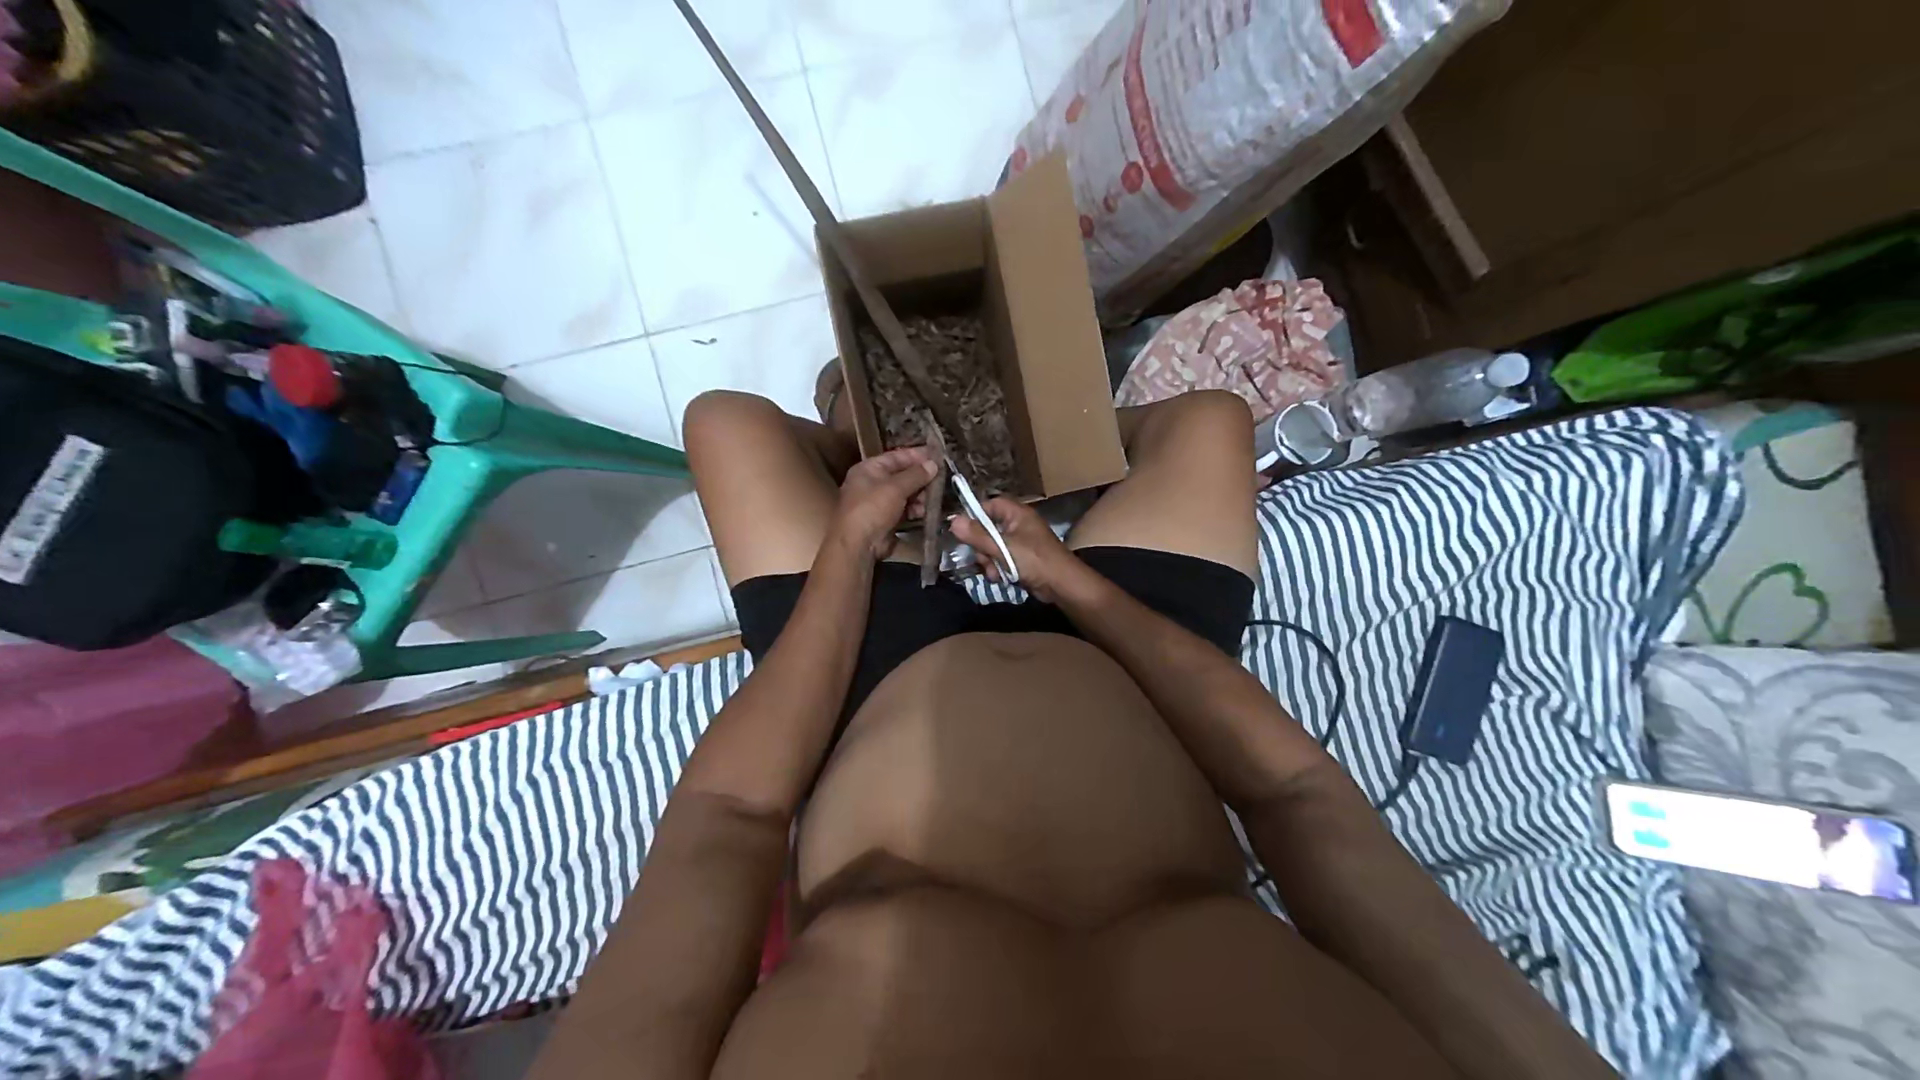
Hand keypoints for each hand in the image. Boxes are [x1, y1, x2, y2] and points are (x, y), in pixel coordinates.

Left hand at [830, 446, 938, 560]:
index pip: (896, 456)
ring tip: (934, 497)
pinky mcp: (886, 520)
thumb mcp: (895, 487)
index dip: (916, 455)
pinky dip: (915, 509)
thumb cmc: (873, 508)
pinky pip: (905, 510)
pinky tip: (926, 511)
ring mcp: (879, 503)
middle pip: (902, 475)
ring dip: (921, 495)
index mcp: (869, 469)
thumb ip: (916, 474)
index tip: (937, 455)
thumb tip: (933, 464)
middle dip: (921, 478)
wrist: (858, 544)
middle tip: (941, 478)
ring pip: (905, 494)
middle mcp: (873, 483)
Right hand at [949, 496, 1083, 602]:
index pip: (990, 504)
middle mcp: (1018, 524)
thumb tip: (953, 521)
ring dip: (989, 561)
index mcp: (1017, 514)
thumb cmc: (1035, 560)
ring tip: (994, 572)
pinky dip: (998, 569)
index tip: (962, 529)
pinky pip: (1001, 559)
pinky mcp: (1021, 559)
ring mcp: (1020, 542)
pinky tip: (1000, 578)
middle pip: (987, 528)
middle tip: (983, 557)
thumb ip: (977, 535)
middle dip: (982, 546)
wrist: (1062, 585)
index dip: (975, 514)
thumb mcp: (1003, 547)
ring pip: (992, 547)